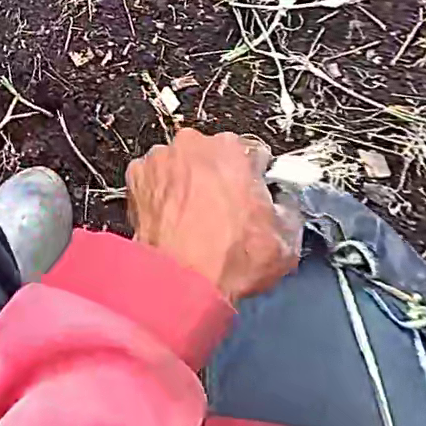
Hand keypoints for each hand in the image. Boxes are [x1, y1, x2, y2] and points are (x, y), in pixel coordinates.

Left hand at [126, 127, 299, 302]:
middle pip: (213, 155)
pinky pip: (153, 178)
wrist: (179, 282)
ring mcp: (162, 157)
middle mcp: (196, 144)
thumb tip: (283, 205)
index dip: (255, 179)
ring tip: (191, 220)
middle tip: (220, 213)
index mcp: (234, 149)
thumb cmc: (228, 259)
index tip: (251, 198)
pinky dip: (160, 194)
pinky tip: (168, 220)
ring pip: (181, 164)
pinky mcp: (137, 175)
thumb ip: (288, 210)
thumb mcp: (285, 241)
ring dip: (186, 183)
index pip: (252, 154)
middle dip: (217, 177)